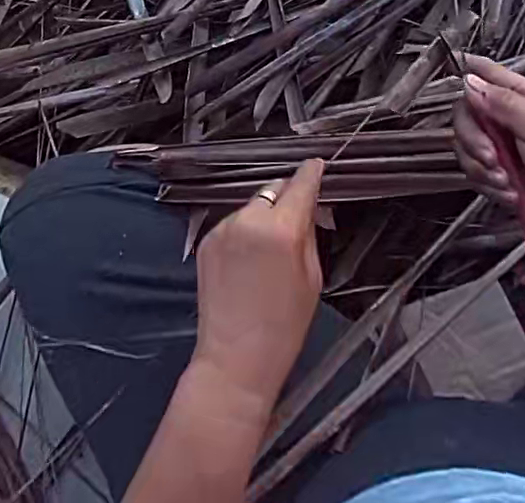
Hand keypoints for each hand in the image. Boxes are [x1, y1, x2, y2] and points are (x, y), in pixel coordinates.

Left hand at [192, 158, 324, 409]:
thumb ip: (308, 233)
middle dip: (287, 197)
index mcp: (281, 229)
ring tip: (269, 248)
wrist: (235, 360)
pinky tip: (248, 260)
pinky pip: (234, 223)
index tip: (317, 164)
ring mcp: (223, 228)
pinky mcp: (207, 240)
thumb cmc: (285, 326)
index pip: (300, 184)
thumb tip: (308, 206)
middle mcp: (248, 219)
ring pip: (253, 206)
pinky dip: (245, 230)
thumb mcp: (312, 277)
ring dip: (265, 214)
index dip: (311, 173)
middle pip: (274, 190)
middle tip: (297, 217)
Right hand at [452, 56, 524, 236]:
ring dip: (482, 166)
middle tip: (490, 153)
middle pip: (467, 113)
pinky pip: (473, 170)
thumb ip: (504, 102)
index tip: (453, 72)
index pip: (489, 75)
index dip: (469, 73)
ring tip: (506, 178)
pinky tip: (511, 190)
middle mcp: (511, 118)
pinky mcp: (498, 171)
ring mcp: (503, 146)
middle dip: (473, 137)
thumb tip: (472, 82)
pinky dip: (488, 183)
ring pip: (466, 144)